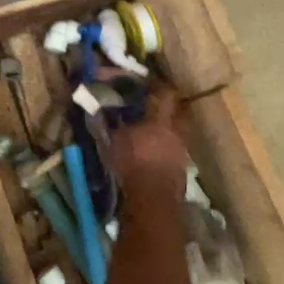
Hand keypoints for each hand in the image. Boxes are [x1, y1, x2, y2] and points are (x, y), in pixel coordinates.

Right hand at [110, 85, 189, 201]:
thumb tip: (101, 108)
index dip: (158, 86)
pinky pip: (174, 152)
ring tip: (148, 136)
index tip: (148, 83)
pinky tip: (152, 156)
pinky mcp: (182, 171)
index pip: (166, 93)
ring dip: (164, 132)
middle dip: (164, 110)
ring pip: (176, 133)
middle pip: (176, 113)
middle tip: (149, 110)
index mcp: (161, 119)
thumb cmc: (132, 164)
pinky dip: (164, 150)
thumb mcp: (114, 140)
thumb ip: (111, 122)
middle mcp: (177, 132)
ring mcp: (182, 152)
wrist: (152, 201)